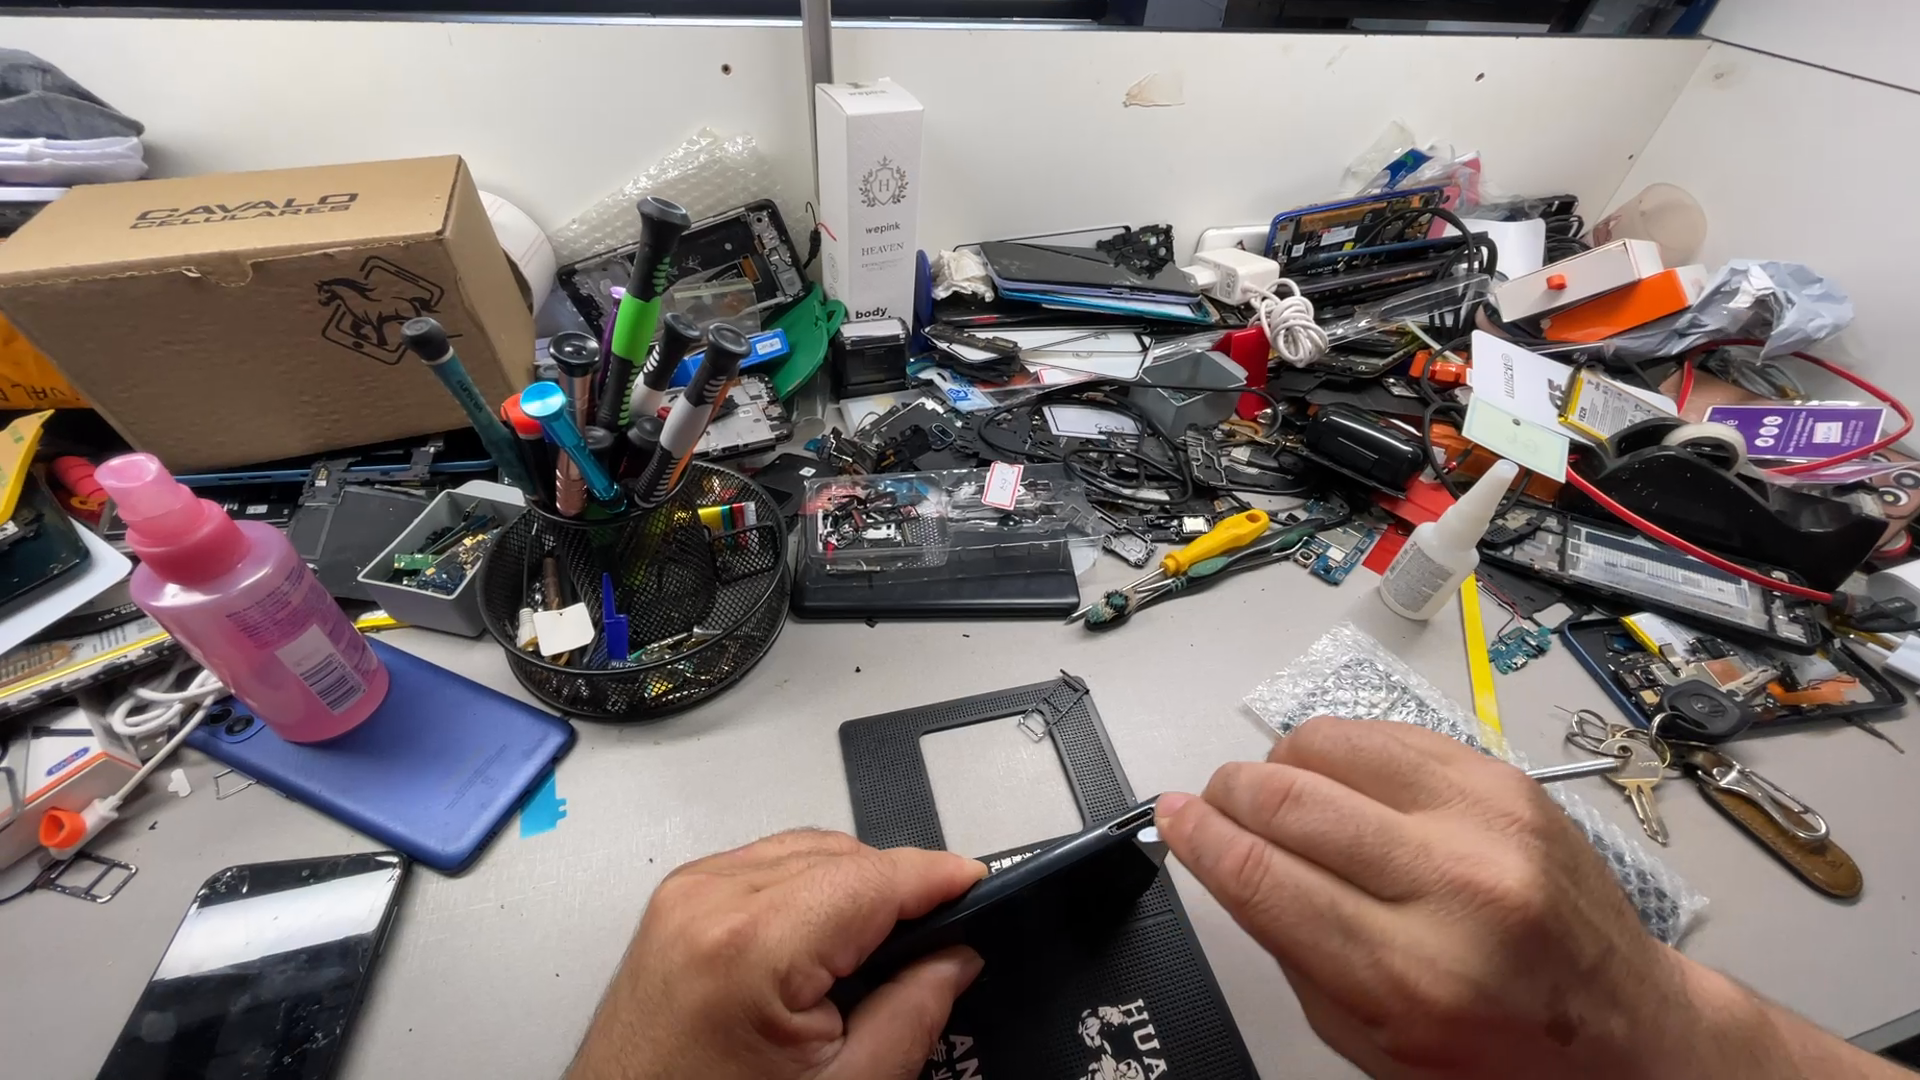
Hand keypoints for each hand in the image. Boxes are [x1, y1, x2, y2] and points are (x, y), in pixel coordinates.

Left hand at [568, 829, 986, 1079]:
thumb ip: (911, 1013)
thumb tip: (958, 953)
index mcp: (750, 945)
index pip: (873, 877)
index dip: (937, 875)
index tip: (980, 880)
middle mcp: (711, 895)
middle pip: (843, 856)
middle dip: (896, 889)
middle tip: (933, 942)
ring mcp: (687, 891)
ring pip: (809, 850)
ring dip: (854, 885)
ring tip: (875, 947)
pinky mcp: (677, 898)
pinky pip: (770, 862)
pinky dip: (810, 886)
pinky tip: (821, 937)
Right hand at [1154, 715, 1879, 1078]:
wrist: (1635, 1033)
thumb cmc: (1492, 1056)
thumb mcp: (1363, 1036)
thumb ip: (1282, 939)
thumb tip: (1221, 851)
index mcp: (1411, 976)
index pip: (1261, 875)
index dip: (1198, 835)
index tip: (1171, 815)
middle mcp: (1454, 888)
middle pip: (1285, 798)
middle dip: (1226, 792)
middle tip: (1215, 804)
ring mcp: (1484, 819)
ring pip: (1321, 745)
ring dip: (1276, 766)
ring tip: (1285, 798)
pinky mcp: (1499, 776)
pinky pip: (1374, 730)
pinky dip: (1331, 751)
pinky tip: (1340, 785)